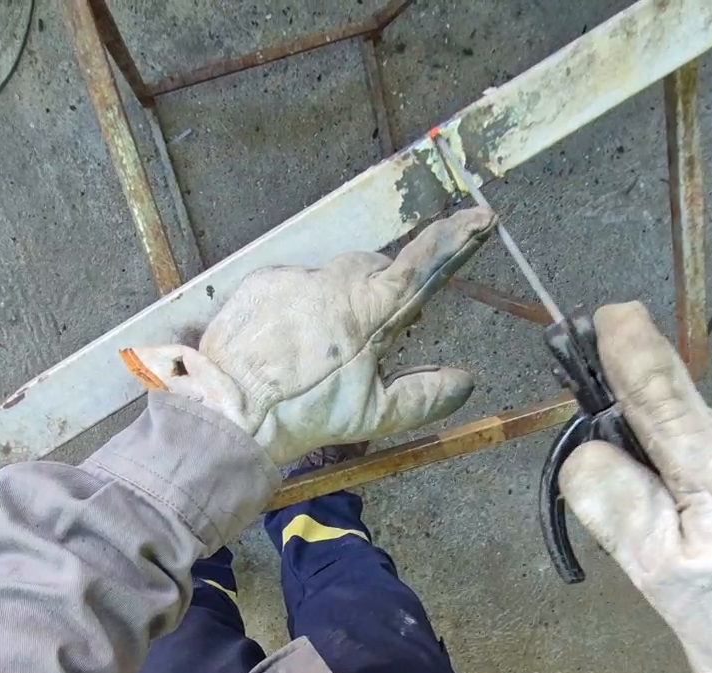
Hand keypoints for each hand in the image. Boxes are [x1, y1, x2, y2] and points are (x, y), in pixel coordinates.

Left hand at [124, 208, 495, 464]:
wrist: (230, 411)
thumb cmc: (302, 415)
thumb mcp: (372, 416)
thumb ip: (424, 397)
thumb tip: (465, 380)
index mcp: (368, 310)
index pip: (422, 266)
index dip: (456, 240)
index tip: (481, 217)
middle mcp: (333, 282)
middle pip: (374, 270)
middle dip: (381, 292)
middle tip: (373, 336)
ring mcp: (295, 277)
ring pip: (332, 278)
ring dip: (337, 303)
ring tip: (321, 350)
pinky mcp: (263, 281)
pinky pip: (293, 285)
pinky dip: (299, 307)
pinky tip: (288, 344)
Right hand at [557, 303, 711, 672]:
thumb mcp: (657, 572)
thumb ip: (617, 505)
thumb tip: (583, 454)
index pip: (664, 395)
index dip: (632, 352)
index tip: (609, 315)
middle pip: (674, 408)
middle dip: (629, 398)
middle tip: (586, 408)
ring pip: (689, 434)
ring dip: (649, 438)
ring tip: (625, 485)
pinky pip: (705, 456)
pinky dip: (672, 462)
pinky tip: (664, 501)